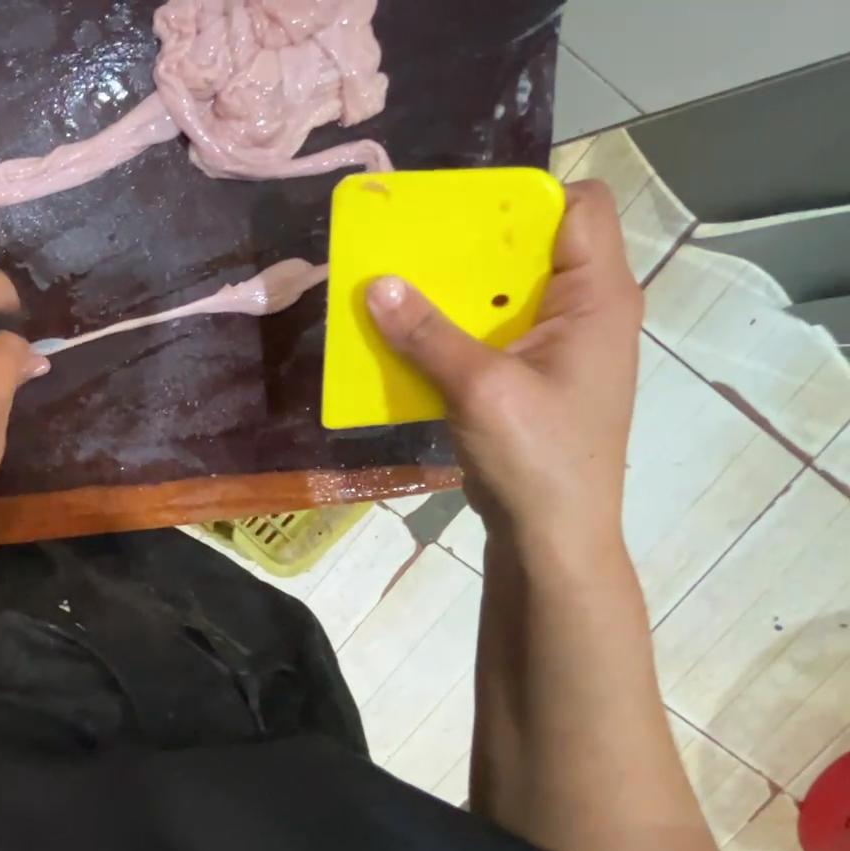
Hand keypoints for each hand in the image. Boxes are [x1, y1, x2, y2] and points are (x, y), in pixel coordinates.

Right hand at [367, 180, 644, 555]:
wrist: (550, 529)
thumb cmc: (536, 453)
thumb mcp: (479, 387)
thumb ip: (427, 334)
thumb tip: (376, 284)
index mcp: (596, 296)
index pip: (579, 209)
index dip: (522, 199)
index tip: (454, 209)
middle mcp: (581, 310)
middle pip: (531, 250)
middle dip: (468, 247)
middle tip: (408, 249)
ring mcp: (552, 346)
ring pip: (501, 296)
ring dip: (448, 294)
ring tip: (395, 291)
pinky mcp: (523, 377)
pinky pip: (483, 335)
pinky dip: (445, 331)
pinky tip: (404, 340)